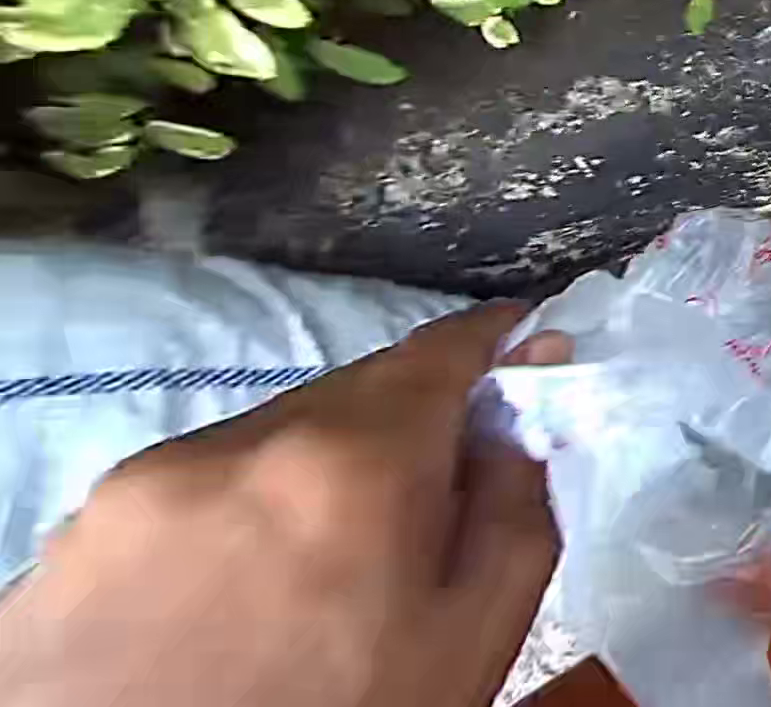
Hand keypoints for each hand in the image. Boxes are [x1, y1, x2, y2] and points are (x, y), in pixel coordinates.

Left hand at [0, 303, 570, 706]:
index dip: (498, 334)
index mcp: (354, 456)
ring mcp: (138, 491)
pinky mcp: (66, 541)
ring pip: (291, 422)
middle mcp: (238, 446)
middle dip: (425, 405)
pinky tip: (266, 566)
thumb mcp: (489, 602)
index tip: (530, 343)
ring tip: (354, 532)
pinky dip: (268, 487)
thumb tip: (538, 378)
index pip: (445, 346)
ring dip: (344, 447)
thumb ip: (523, 474)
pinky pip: (214, 471)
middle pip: (370, 381)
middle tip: (452, 469)